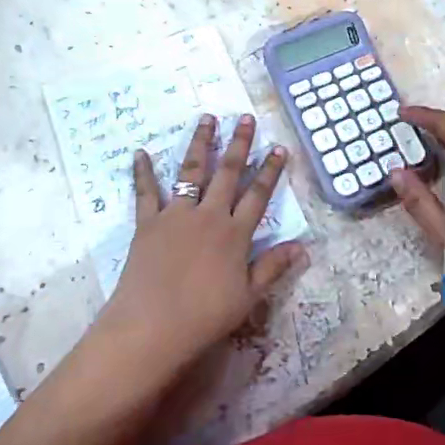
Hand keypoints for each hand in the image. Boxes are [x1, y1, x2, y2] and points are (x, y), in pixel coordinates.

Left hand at [97, 115, 307, 371]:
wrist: (152, 326)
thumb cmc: (204, 316)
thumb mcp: (248, 297)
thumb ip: (273, 267)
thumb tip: (303, 246)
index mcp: (235, 233)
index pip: (258, 195)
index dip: (270, 171)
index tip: (278, 147)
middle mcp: (208, 215)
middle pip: (228, 173)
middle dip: (239, 144)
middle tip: (245, 117)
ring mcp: (177, 215)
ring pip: (192, 171)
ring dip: (200, 143)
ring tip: (206, 118)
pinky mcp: (148, 222)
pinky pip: (146, 192)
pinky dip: (143, 172)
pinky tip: (140, 152)